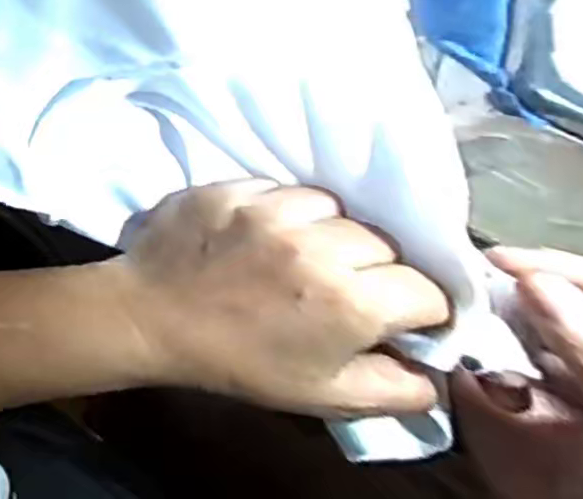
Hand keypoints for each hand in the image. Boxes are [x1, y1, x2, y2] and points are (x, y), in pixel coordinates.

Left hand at [113, 180, 452, 417]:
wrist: (152, 316)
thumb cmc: (238, 361)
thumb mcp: (325, 395)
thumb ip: (396, 387)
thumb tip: (431, 368)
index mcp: (347, 299)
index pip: (424, 288)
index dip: (417, 307)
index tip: (397, 314)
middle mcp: (312, 244)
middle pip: (380, 241)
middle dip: (376, 265)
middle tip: (347, 281)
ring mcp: (264, 209)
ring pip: (328, 203)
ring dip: (328, 226)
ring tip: (306, 247)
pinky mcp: (226, 188)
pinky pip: (275, 186)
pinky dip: (280, 205)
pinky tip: (265, 227)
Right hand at [453, 248, 582, 498]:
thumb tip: (535, 280)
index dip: (579, 275)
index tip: (509, 262)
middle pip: (563, 308)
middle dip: (512, 292)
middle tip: (463, 281)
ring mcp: (554, 392)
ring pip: (508, 329)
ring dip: (475, 317)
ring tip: (447, 313)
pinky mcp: (500, 405)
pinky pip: (469, 360)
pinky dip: (448, 346)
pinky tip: (439, 343)